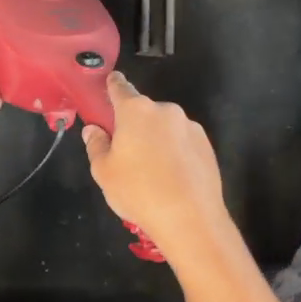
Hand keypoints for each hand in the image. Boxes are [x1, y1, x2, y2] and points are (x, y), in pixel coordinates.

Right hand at [81, 72, 228, 248]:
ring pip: (165, 127)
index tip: (110, 82)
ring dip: (156, 139)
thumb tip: (94, 130)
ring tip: (152, 171)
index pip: (120, 88)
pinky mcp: (207, 146)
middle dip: (134, 125)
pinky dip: (175, 152)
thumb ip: (96, 145)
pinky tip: (172, 177)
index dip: (113, 85)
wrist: (190, 219)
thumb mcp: (103, 172)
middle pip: (144, 111)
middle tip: (126, 151)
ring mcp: (190, 127)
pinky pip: (183, 142)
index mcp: (136, 111)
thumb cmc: (138, 191)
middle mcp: (165, 111)